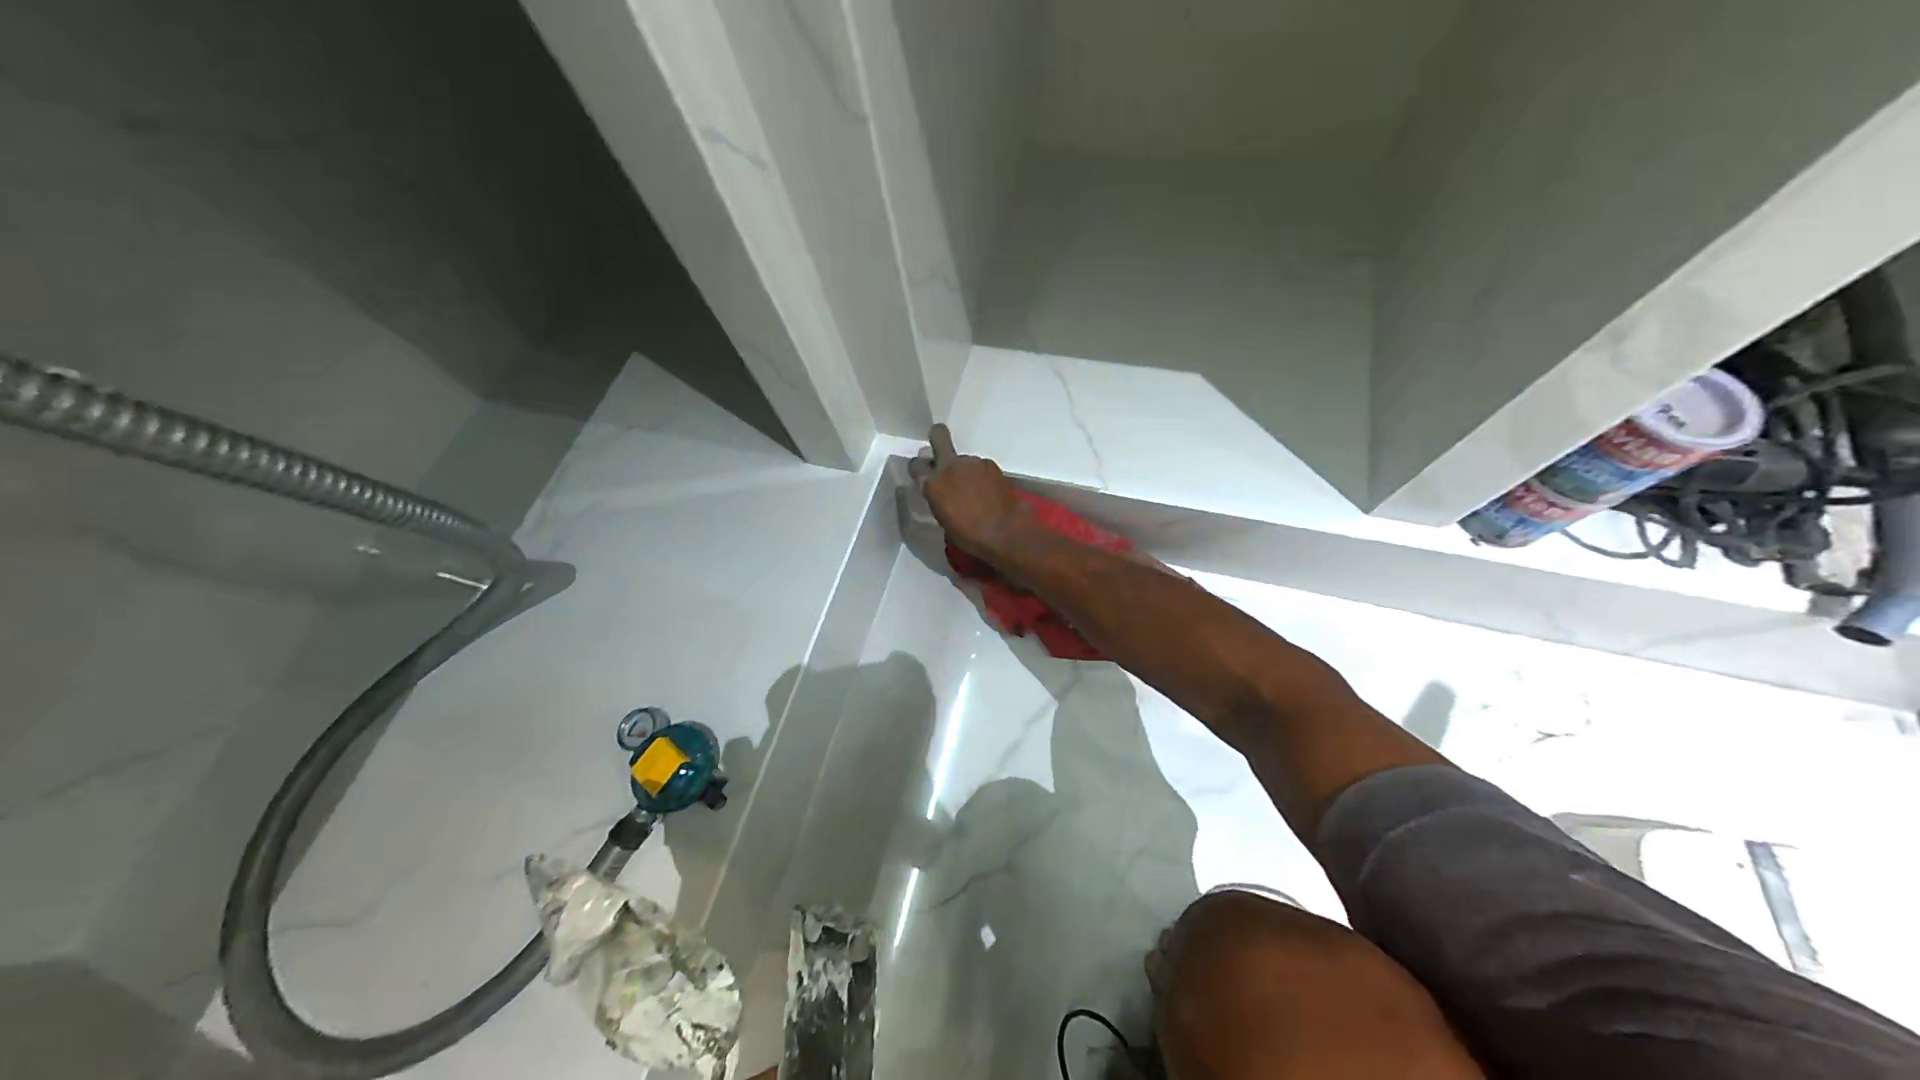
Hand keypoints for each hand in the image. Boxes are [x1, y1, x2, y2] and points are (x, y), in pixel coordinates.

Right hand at [909, 424, 1028, 557]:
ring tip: (975, 491)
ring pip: (963, 459)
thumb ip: (938, 498)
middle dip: (937, 438)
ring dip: (965, 470)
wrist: (1003, 531)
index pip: (916, 464)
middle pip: (938, 435)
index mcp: (933, 483)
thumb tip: (940, 492)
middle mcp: (949, 466)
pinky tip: (989, 492)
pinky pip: (980, 467)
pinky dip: (981, 477)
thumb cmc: (969, 534)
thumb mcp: (943, 519)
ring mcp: (971, 462)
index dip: (919, 469)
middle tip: (941, 452)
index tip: (924, 475)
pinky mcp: (991, 465)